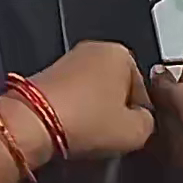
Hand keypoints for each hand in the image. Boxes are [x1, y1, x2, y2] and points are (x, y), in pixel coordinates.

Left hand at [25, 42, 155, 159]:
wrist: (33, 121)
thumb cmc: (88, 121)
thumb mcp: (136, 132)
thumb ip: (149, 123)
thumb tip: (142, 120)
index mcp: (121, 53)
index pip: (143, 89)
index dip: (139, 116)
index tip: (130, 133)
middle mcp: (95, 48)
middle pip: (117, 87)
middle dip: (115, 109)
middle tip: (111, 134)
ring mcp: (69, 58)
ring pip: (94, 91)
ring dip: (94, 110)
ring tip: (89, 133)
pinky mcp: (48, 72)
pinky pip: (72, 93)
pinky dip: (75, 108)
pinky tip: (71, 126)